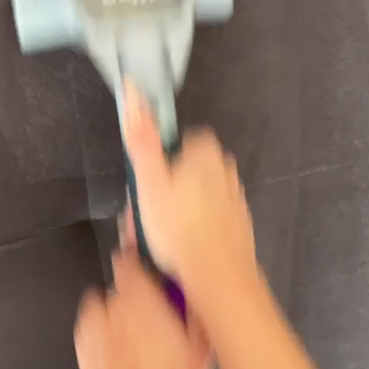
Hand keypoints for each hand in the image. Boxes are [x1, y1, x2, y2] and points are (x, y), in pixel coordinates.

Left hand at [74, 251, 214, 368]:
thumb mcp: (200, 356)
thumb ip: (198, 323)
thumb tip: (202, 308)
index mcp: (149, 297)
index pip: (133, 259)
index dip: (138, 258)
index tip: (142, 257)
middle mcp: (119, 300)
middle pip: (125, 284)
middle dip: (137, 296)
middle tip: (154, 319)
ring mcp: (96, 317)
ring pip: (108, 302)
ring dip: (118, 312)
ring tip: (134, 339)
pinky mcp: (82, 336)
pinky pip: (92, 320)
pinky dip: (101, 327)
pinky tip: (115, 349)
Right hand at [121, 83, 258, 292]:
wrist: (218, 277)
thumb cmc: (181, 230)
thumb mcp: (148, 182)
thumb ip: (141, 137)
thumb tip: (132, 91)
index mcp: (205, 151)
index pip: (174, 143)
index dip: (156, 164)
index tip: (146, 184)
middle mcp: (224, 169)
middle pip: (182, 171)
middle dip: (162, 191)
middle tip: (147, 215)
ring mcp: (233, 197)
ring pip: (192, 197)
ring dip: (173, 213)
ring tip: (159, 238)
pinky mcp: (236, 224)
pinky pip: (206, 219)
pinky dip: (192, 229)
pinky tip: (180, 248)